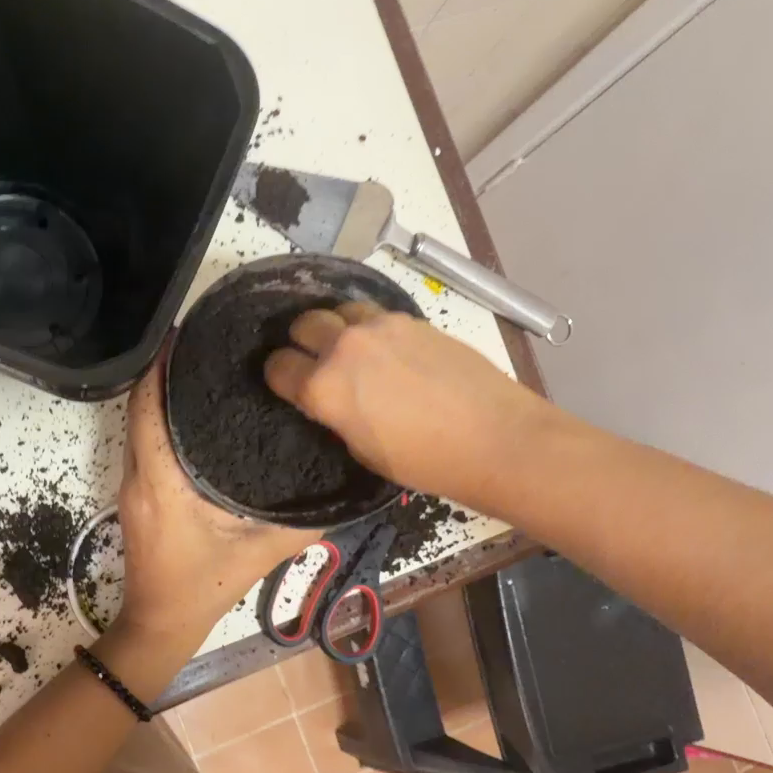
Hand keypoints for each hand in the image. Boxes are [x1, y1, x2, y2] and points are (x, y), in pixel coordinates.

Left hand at [115, 352, 319, 641]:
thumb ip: (300, 525)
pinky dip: (159, 421)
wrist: (159, 624)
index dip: (159, 368)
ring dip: (159, 396)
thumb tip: (342, 492)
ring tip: (203, 370)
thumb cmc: (201, 588)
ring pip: (138, 426)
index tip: (186, 336)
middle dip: (163, 373)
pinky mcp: (136, 496)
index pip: (147, 409)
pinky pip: (143, 444)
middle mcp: (137, 476)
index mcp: (160, 482)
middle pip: (138, 409)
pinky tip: (195, 414)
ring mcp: (131, 486)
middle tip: (205, 346)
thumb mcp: (257, 555)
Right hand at [262, 302, 553, 504]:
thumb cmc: (422, 461)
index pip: (278, 366)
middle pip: (304, 324)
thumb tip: (330, 398)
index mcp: (323, 387)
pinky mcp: (414, 320)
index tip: (290, 385)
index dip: (280, 376)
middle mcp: (345, 347)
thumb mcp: (360, 449)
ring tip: (351, 351)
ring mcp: (381, 327)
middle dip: (302, 342)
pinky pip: (376, 315)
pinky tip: (387, 351)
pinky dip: (370, 328)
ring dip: (337, 328)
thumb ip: (334, 414)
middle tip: (315, 361)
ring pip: (341, 311)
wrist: (494, 437)